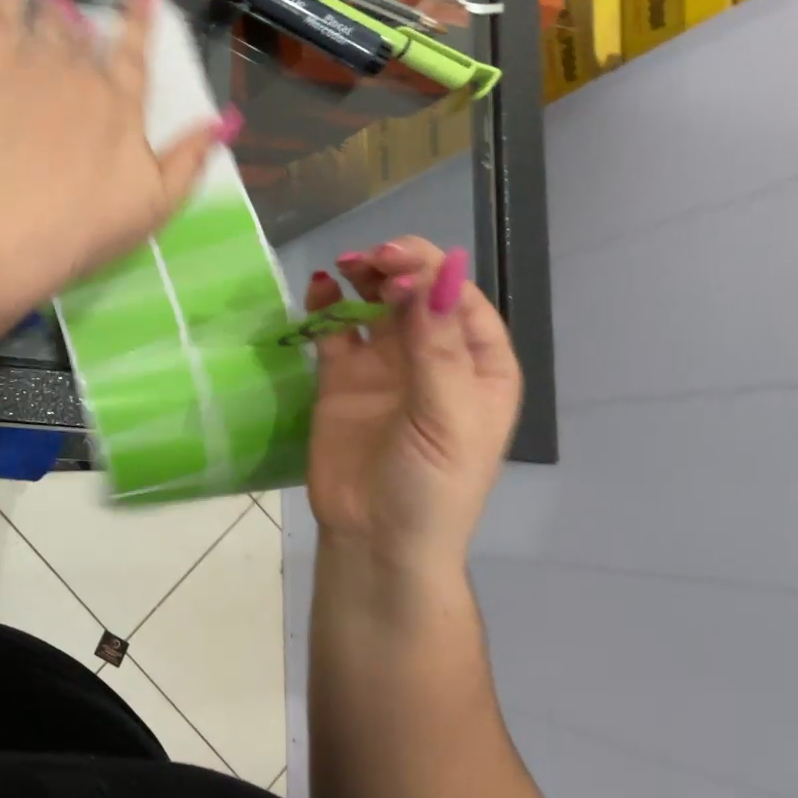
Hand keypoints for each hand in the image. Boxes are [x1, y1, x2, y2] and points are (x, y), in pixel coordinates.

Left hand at [0, 0, 235, 297]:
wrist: (5, 232)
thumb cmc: (82, 229)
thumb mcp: (152, 205)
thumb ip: (190, 159)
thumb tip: (229, 119)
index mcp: (123, 107)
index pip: (137, 53)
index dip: (142, 18)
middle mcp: (84, 76)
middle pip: (89, 41)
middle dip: (90, 25)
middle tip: (84, 11)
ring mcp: (37, 66)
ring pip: (50, 24)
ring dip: (55, 6)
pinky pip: (0, 9)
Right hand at [304, 238, 521, 563]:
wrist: (375, 538)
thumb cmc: (430, 486)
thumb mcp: (446, 417)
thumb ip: (437, 347)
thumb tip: (435, 274)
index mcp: (479, 366)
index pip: (458, 301)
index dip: (430, 277)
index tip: (395, 269)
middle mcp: (434, 358)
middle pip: (416, 295)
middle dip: (395, 269)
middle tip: (366, 260)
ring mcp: (384, 367)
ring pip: (376, 306)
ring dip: (362, 280)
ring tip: (341, 267)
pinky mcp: (341, 380)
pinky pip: (336, 333)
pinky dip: (327, 308)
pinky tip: (319, 291)